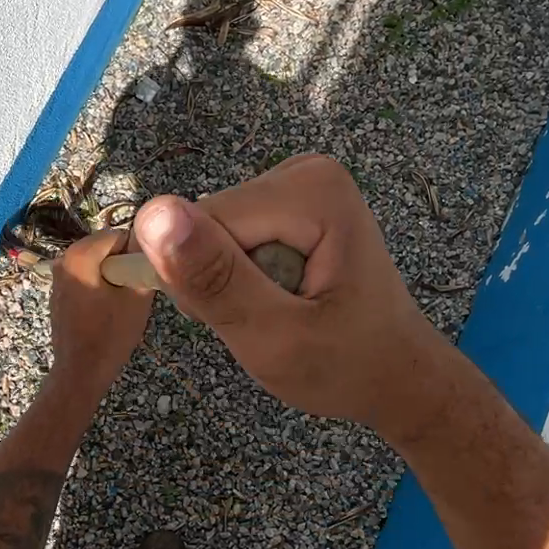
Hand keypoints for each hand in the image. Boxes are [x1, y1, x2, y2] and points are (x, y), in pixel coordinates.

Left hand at [48, 228, 152, 390]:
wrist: (81, 372)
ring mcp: (57, 276)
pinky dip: (98, 285)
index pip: (119, 235)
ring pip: (97, 262)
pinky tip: (105, 309)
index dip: (135, 255)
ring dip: (112, 276)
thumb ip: (143, 262)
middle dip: (122, 265)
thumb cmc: (110, 335)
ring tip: (120, 303)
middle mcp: (63, 258)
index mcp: (79, 255)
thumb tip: (151, 237)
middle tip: (132, 294)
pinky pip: (86, 276)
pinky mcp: (59, 292)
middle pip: (106, 247)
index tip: (139, 279)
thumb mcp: (137, 296)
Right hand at [130, 154, 452, 435]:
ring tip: (273, 315)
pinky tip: (274, 300)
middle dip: (216, 281)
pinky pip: (226, 236)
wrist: (395, 375)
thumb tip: (152, 216)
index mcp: (309, 192)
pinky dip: (236, 277)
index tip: (242, 320)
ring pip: (208, 233)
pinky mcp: (288, 203)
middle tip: (262, 323)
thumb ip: (214, 279)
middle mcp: (303, 172)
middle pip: (204, 223)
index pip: (199, 224)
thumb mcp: (273, 337)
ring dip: (225, 283)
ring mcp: (297, 185)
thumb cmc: (344, 367)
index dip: (203, 281)